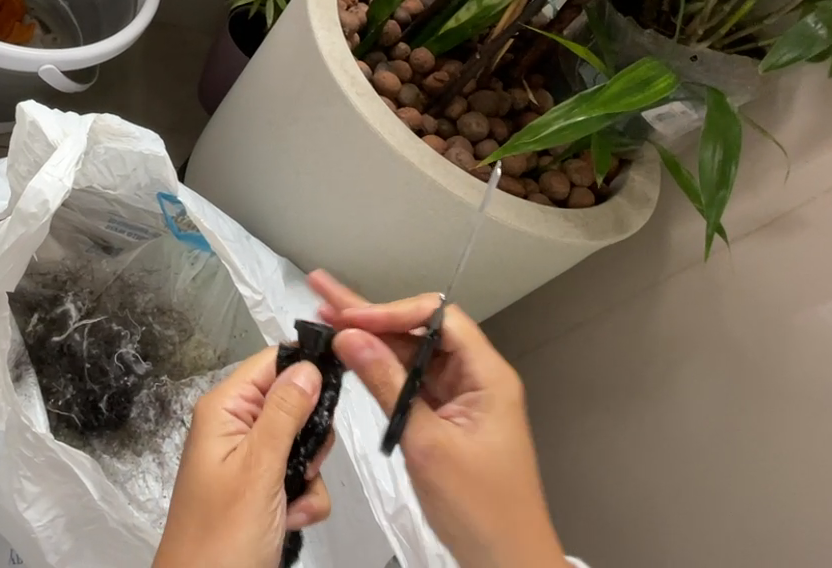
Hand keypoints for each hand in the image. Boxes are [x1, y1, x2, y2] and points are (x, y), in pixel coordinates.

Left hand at [153, 347, 333, 567]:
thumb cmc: (223, 532)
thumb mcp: (257, 467)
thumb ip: (284, 413)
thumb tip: (307, 364)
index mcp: (226, 408)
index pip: (270, 363)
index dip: (303, 365)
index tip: (340, 380)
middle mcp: (237, 426)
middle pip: (293, 403)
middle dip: (309, 437)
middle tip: (304, 464)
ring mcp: (250, 460)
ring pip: (301, 444)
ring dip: (308, 476)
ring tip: (293, 501)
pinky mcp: (263, 490)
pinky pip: (299, 479)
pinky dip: (303, 500)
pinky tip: (291, 521)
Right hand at [311, 270, 564, 567]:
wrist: (508, 565)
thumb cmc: (480, 508)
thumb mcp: (427, 442)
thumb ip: (386, 384)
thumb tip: (349, 337)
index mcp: (485, 375)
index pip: (436, 319)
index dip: (391, 312)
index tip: (350, 319)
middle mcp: (472, 375)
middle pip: (417, 330)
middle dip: (369, 313)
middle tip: (323, 291)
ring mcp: (457, 394)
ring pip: (408, 351)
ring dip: (368, 334)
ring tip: (324, 311)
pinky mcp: (443, 414)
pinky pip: (407, 378)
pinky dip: (376, 364)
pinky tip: (348, 350)